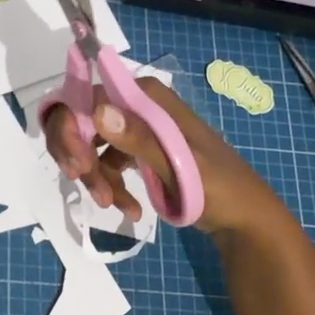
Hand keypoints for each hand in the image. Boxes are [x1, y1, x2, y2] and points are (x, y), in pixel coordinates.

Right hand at [44, 77, 294, 235]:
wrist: (243, 218)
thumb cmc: (220, 187)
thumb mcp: (179, 165)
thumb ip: (139, 139)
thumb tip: (99, 110)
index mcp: (148, 98)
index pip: (89, 96)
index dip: (70, 125)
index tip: (75, 164)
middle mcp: (137, 106)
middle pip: (81, 118)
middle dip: (75, 151)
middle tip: (80, 179)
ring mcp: (135, 129)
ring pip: (88, 144)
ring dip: (92, 175)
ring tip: (110, 203)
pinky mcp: (136, 152)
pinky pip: (104, 164)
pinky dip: (108, 186)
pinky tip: (127, 209)